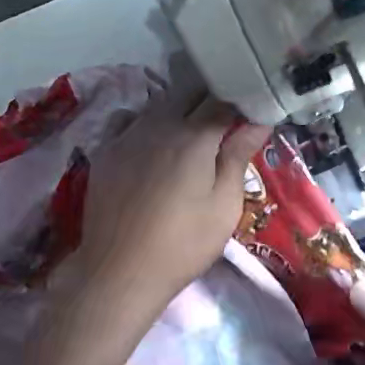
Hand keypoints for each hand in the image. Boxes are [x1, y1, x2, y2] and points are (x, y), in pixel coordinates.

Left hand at [63, 93, 273, 322]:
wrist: (121, 272)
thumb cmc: (184, 243)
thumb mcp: (224, 205)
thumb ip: (238, 157)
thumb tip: (258, 122)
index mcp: (193, 136)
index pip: (222, 101)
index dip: (240, 103)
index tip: (253, 113)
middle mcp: (159, 125)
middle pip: (187, 92)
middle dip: (210, 98)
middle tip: (226, 120)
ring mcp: (127, 135)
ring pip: (157, 103)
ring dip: (179, 107)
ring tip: (192, 129)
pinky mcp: (106, 151)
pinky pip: (129, 120)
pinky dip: (146, 120)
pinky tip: (152, 140)